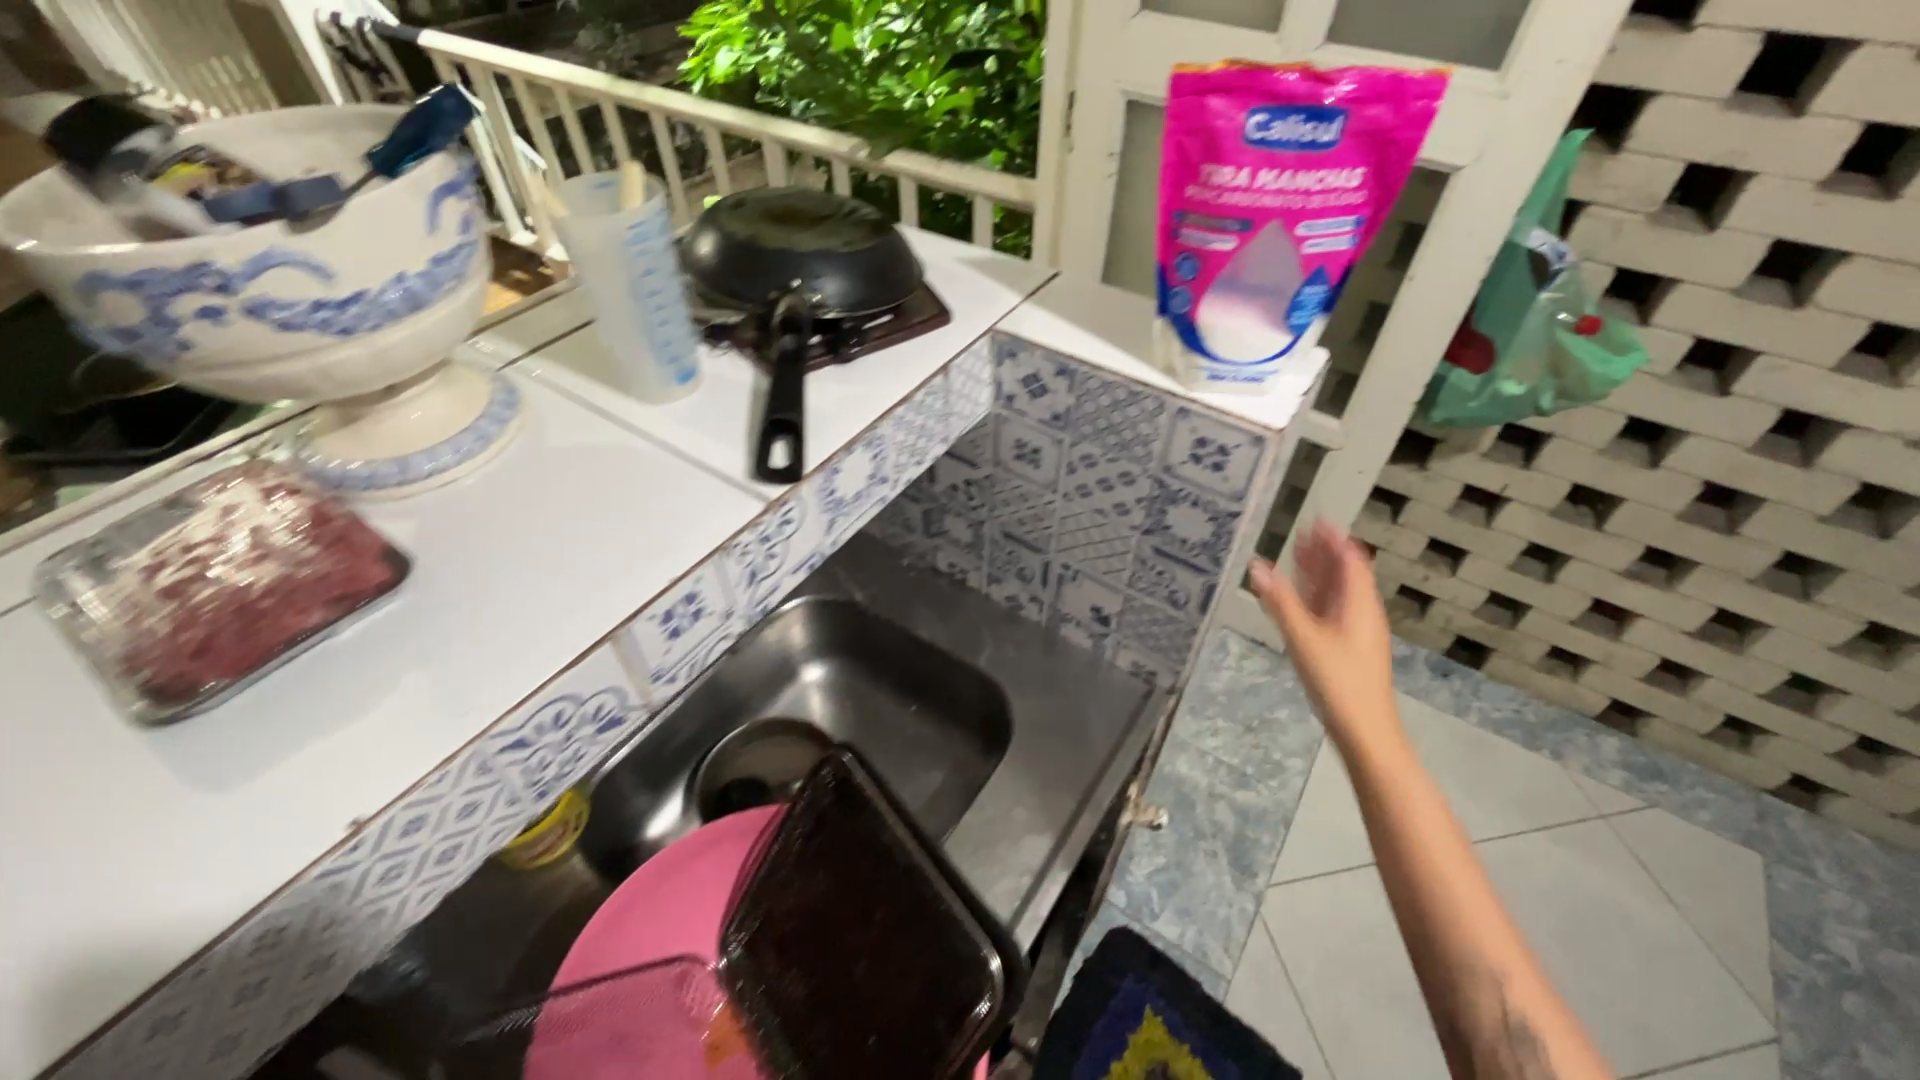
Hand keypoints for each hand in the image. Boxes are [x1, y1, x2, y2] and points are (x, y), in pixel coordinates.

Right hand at [1248, 521, 1401, 750]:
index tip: (1316, 520)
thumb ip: (1279, 601)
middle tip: (1302, 534)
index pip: (1350, 561)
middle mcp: (1361, 613)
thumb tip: (1257, 566)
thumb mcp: (1303, 639)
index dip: (1334, 540)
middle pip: (1345, 575)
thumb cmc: (1338, 681)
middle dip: (1324, 554)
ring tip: (1298, 557)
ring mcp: (1355, 633)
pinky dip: (1317, 598)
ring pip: (1338, 595)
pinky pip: (1332, 613)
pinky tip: (1300, 599)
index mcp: (1358, 605)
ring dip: (1320, 575)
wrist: (1364, 729)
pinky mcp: (1347, 649)